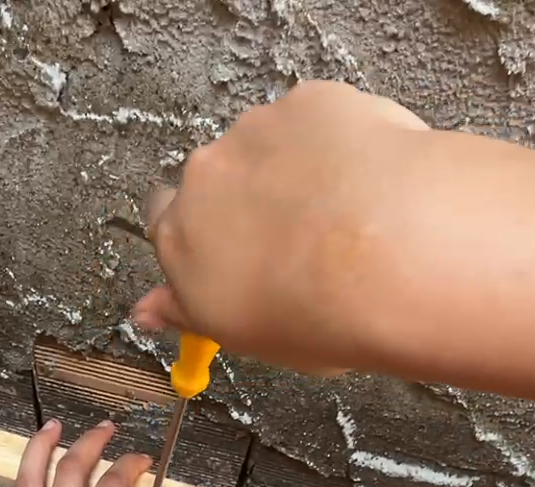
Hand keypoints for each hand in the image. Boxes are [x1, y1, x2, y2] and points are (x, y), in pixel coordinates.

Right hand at [133, 81, 516, 374]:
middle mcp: (203, 179)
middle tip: (291, 241)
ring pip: (265, 147)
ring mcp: (255, 134)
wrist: (386, 261)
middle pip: (214, 183)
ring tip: (337, 214)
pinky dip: (332, 144)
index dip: (203, 244)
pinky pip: (313, 121)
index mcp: (178, 240)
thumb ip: (188, 311)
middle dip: (244, 203)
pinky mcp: (306, 103)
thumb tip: (148, 312)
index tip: (231, 258)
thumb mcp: (241, 336)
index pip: (167, 230)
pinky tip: (360, 181)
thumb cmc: (313, 315)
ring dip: (289, 171)